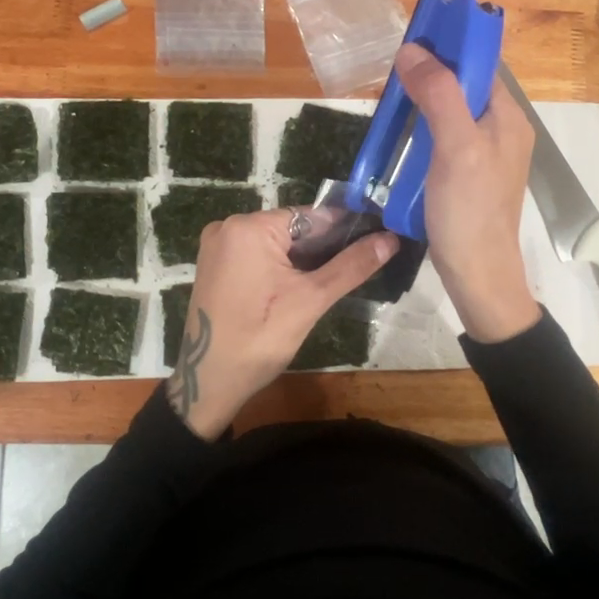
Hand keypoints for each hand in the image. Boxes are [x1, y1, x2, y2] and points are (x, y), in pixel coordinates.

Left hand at [166, 209, 395, 439]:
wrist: (208, 382)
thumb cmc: (260, 337)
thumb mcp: (311, 300)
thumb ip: (351, 266)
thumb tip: (390, 239)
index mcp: (249, 227)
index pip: (310, 217)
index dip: (343, 231)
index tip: (373, 243)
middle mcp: (228, 227)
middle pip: (291, 229)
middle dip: (322, 248)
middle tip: (356, 270)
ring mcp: (216, 247)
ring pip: (274, 244)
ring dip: (301, 261)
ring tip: (331, 282)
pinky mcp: (213, 267)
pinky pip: (255, 257)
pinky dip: (278, 269)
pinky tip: (298, 289)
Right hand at [392, 43, 541, 342]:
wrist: (477, 276)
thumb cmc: (469, 211)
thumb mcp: (455, 147)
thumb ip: (438, 95)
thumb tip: (411, 50)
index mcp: (508, 117)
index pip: (479, 64)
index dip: (447, 48)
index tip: (408, 44)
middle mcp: (502, 130)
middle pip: (463, 87)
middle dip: (429, 75)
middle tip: (389, 78)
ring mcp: (485, 155)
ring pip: (451, 113)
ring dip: (422, 103)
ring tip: (388, 103)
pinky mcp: (468, 177)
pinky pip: (444, 139)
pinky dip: (422, 131)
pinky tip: (399, 138)